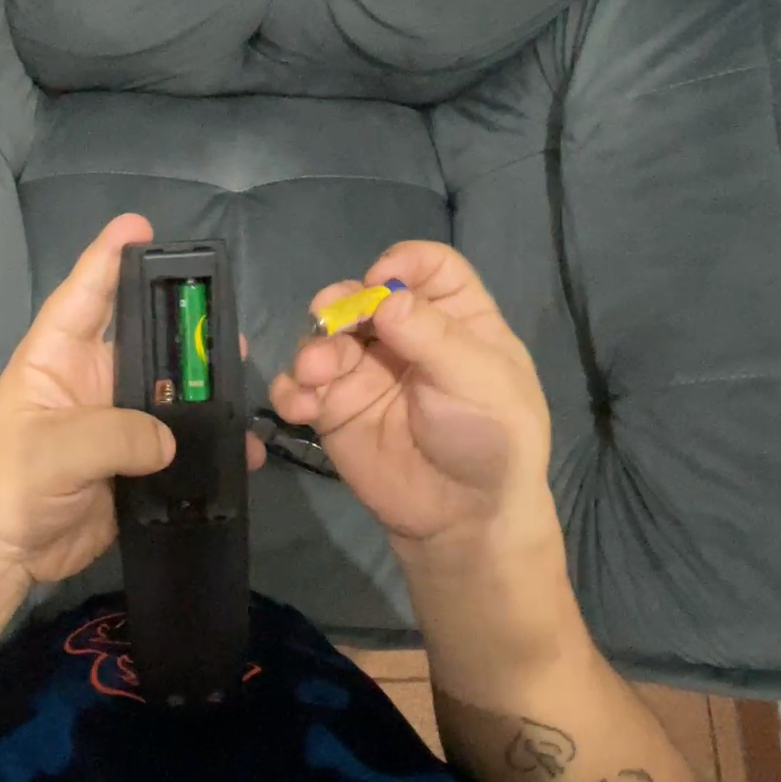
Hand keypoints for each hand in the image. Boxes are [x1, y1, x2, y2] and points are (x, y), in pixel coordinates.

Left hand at [0, 214, 263, 584]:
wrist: (11, 553)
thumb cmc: (10, 487)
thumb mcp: (52, 452)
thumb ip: (112, 436)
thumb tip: (172, 440)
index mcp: (55, 358)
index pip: (83, 295)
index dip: (109, 257)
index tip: (140, 226)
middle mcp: (91, 378)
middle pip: (143, 336)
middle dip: (182, 322)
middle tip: (225, 319)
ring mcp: (116, 417)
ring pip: (169, 387)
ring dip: (205, 383)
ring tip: (244, 378)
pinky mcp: (137, 457)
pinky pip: (181, 437)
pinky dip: (211, 440)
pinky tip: (242, 449)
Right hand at [269, 241, 554, 559]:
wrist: (460, 518)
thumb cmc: (489, 441)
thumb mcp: (480, 383)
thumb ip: (432, 336)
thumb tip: (384, 297)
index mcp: (454, 319)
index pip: (428, 268)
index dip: (403, 263)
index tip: (381, 279)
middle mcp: (403, 337)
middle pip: (361, 296)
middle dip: (339, 304)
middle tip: (328, 322)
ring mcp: (363, 371)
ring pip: (323, 337)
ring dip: (310, 349)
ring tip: (314, 375)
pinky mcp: (333, 407)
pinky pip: (300, 386)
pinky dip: (291, 390)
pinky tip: (300, 406)